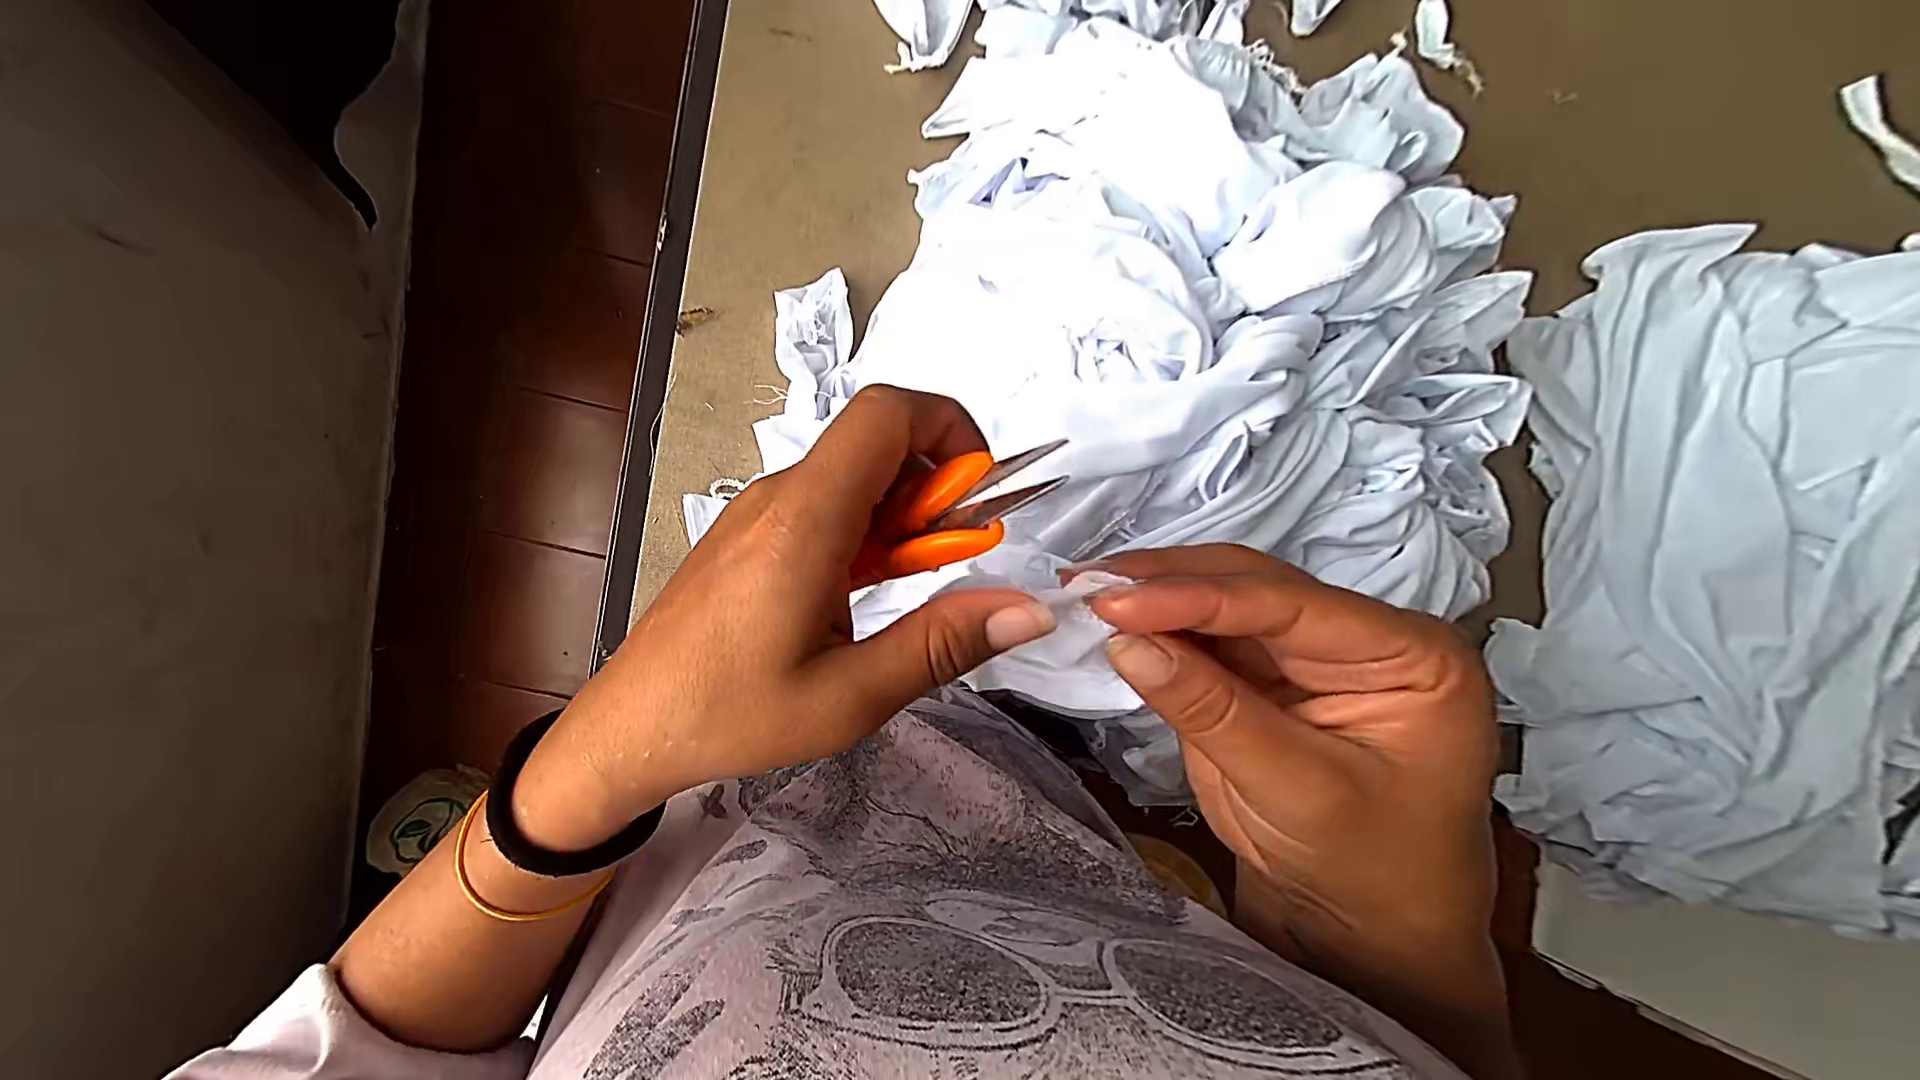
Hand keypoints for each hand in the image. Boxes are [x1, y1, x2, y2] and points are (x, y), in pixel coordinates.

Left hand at [511, 387, 1057, 849]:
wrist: (628, 728)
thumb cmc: (729, 716)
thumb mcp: (850, 696)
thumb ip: (942, 645)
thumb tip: (1025, 610)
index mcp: (805, 521)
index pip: (886, 414)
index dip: (950, 430)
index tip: (980, 495)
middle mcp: (783, 497)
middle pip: (880, 441)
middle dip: (937, 485)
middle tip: (956, 556)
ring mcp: (765, 511)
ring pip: (858, 475)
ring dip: (905, 514)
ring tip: (914, 582)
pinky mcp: (758, 531)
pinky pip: (831, 504)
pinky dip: (871, 530)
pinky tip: (869, 587)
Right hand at [1088, 545, 1510, 1073]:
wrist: (1358, 921)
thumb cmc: (1362, 866)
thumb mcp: (1294, 791)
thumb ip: (1210, 709)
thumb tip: (1125, 642)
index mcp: (1406, 653)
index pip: (1285, 603)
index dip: (1194, 597)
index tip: (1116, 600)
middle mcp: (1355, 630)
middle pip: (1249, 582)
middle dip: (1165, 582)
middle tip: (1088, 584)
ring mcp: (1304, 646)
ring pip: (1217, 596)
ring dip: (1151, 594)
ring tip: (1086, 591)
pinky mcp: (1259, 667)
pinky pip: (1200, 633)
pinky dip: (1153, 626)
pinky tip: (1113, 619)